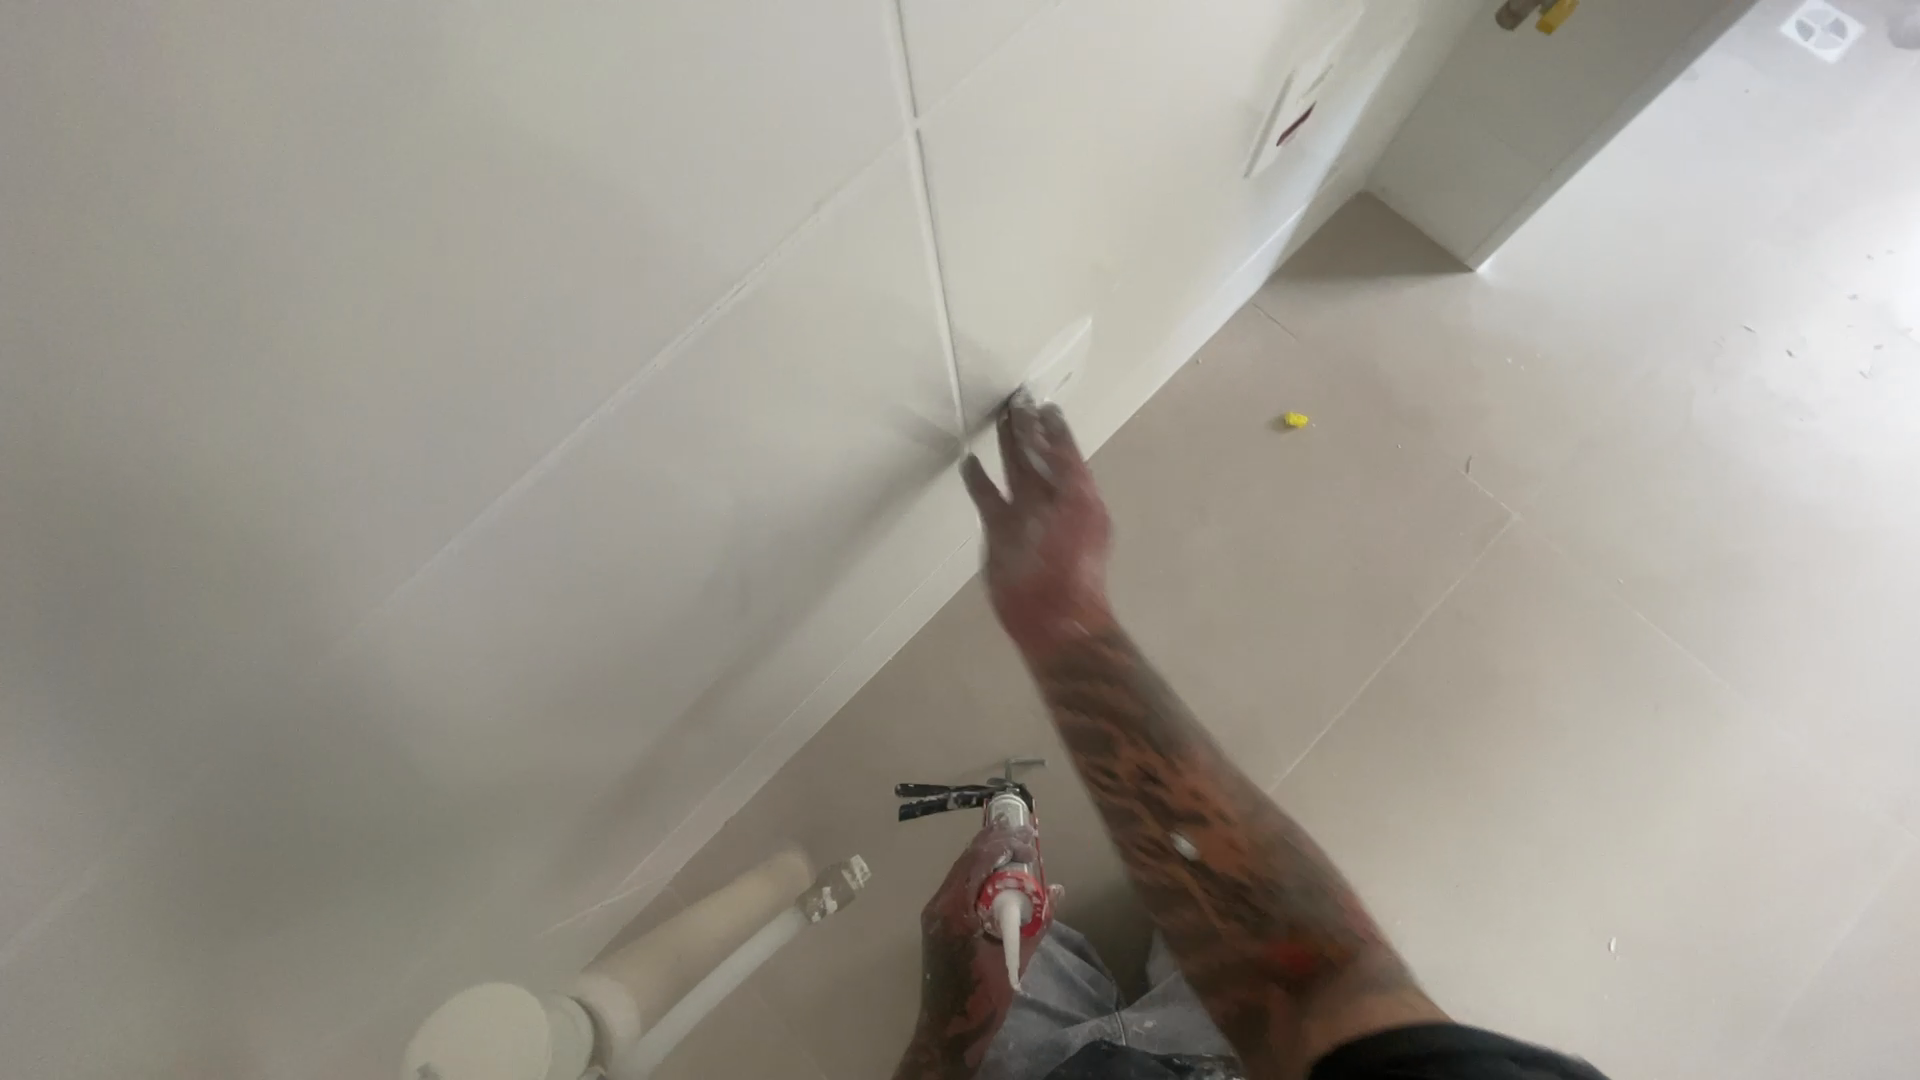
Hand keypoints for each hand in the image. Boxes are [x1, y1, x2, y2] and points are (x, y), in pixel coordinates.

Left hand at [915, 822, 1052, 1028]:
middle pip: (966, 859)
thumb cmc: (982, 999)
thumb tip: (1058, 890)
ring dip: (986, 855)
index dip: (1003, 844)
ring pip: (960, 870)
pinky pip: (957, 885)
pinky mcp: (936, 921)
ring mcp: (934, 912)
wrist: (948, 1032)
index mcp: (954, 910)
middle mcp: (938, 904)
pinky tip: (997, 870)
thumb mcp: (1014, 959)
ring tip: (1013, 842)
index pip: (976, 861)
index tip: (1029, 839)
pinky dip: (978, 872)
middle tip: (1023, 831)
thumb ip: (1036, 922)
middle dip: (995, 842)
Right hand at [960, 393, 1113, 658]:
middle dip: (1026, 429)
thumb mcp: (1080, 507)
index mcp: (1074, 492)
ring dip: (1004, 447)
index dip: (1053, 427)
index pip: (1063, 450)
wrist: (1054, 614)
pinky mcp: (998, 532)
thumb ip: (1066, 470)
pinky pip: (987, 499)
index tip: (1042, 403)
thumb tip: (1050, 434)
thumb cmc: (1073, 561)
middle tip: (1014, 399)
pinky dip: (978, 481)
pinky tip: (969, 462)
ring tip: (995, 419)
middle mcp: (1049, 499)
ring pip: (1011, 472)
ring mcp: (1023, 515)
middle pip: (1035, 456)